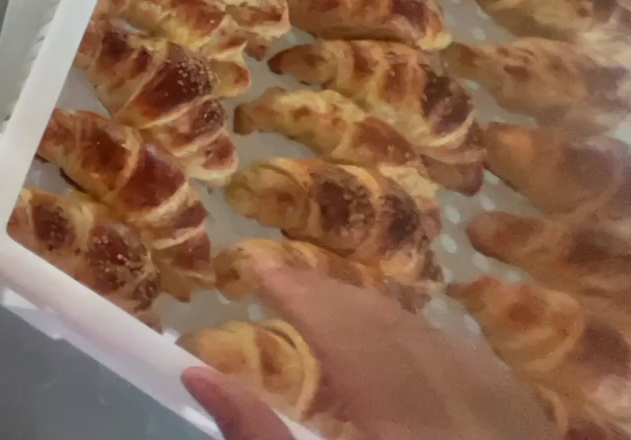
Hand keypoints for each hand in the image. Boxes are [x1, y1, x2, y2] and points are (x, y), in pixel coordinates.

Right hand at [184, 265, 555, 439]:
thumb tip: (196, 372)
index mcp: (412, 437)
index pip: (355, 338)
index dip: (303, 293)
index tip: (256, 266)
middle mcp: (471, 429)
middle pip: (404, 335)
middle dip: (337, 295)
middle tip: (282, 276)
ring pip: (455, 351)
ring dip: (386, 316)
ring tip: (333, 302)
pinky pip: (491, 383)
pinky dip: (437, 349)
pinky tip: (409, 350)